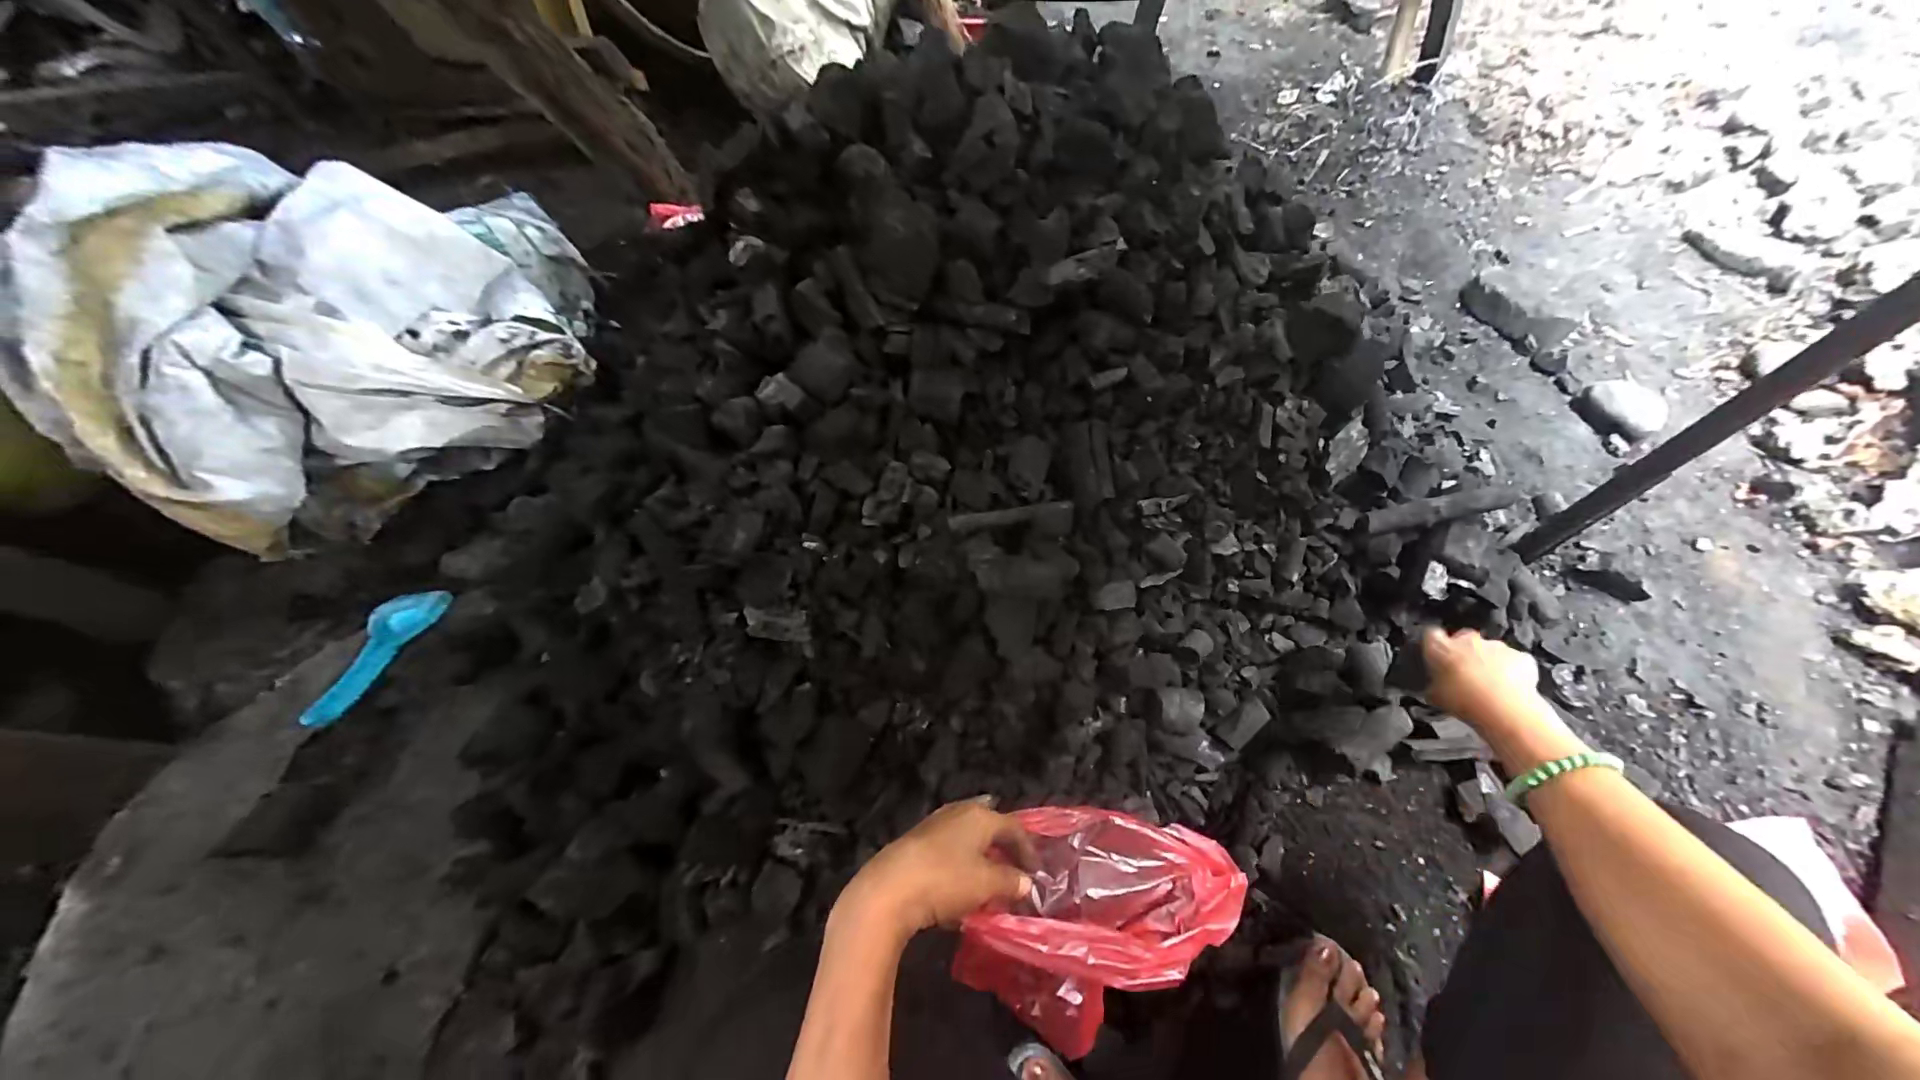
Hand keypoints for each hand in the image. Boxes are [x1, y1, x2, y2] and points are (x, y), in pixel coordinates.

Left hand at [836, 797, 1035, 937]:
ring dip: (980, 862)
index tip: (1036, 874)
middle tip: (1013, 875)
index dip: (1028, 850)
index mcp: (980, 816)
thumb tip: (1026, 882)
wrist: (888, 890)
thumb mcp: (988, 884)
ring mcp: (933, 826)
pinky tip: (958, 893)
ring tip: (988, 887)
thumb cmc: (946, 880)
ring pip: (966, 841)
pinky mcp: (914, 844)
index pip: (1013, 827)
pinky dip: (959, 869)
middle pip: (988, 828)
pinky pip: (947, 854)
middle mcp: (957, 813)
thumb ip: (1012, 881)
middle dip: (1002, 851)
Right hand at [1422, 627, 1545, 727]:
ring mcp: (1498, 646)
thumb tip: (1436, 685)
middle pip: (1464, 638)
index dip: (1434, 644)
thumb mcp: (1436, 696)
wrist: (1506, 708)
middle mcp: (1468, 640)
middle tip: (1466, 671)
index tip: (1437, 656)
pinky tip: (1512, 686)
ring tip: (1493, 683)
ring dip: (1489, 660)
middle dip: (1465, 650)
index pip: (1431, 635)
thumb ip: (1435, 684)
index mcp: (1441, 648)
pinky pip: (1514, 660)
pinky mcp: (1522, 656)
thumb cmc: (1463, 700)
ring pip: (1491, 649)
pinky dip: (1513, 669)